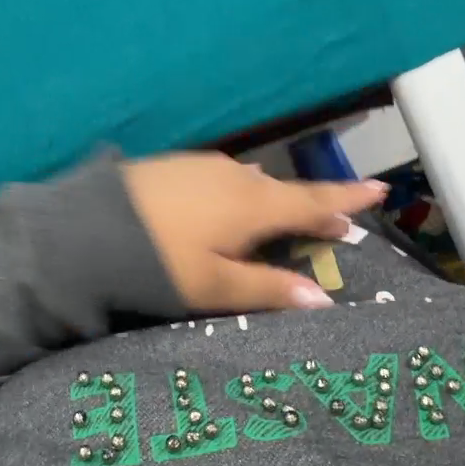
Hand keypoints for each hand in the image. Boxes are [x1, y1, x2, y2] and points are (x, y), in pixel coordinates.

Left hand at [122, 153, 385, 313]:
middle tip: (334, 220)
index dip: (347, 201)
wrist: (85, 228)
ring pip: (252, 183)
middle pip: (284, 192)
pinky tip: (229, 207)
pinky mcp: (175, 165)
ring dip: (272, 200)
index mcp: (253, 205)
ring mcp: (203, 166)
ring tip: (284, 217)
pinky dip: (240, 194)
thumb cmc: (158, 263)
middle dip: (310, 205)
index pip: (312, 202)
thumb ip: (268, 289)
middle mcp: (235, 177)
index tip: (379, 190)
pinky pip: (223, 179)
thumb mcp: (214, 286)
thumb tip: (323, 299)